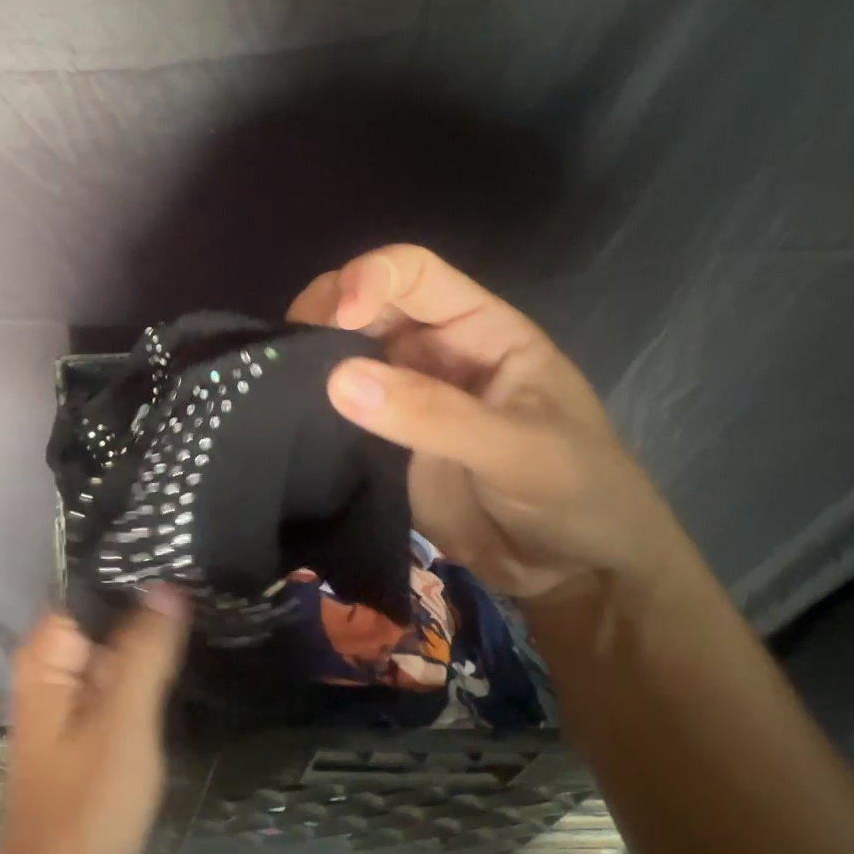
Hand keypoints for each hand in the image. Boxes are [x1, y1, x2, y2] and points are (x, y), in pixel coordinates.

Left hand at [0, 587, 189, 853]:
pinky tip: (175, 662)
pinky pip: (112, 681)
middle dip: (146, 610)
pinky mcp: (81, 723)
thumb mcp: (124, 722)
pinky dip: (141, 674)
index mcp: (44, 654)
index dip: (132, 576)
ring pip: (112, 653)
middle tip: (201, 588)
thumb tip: (167, 584)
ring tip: (198, 613)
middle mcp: (47, 666)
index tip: (179, 560)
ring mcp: (64, 696)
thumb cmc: (88, 800)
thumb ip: (145, 653)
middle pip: (102, 621)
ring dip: (148, 643)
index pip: (89, 590)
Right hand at [286, 244, 689, 604]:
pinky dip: (304, 399)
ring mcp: (402, 393)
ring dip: (305, 354)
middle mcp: (434, 350)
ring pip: (339, 349)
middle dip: (322, 311)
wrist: (573, 578)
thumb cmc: (578, 499)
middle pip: (363, 302)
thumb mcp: (521, 452)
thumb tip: (338, 378)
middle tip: (287, 349)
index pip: (414, 274)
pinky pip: (333, 403)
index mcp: (480, 330)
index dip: (370, 279)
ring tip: (275, 379)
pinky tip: (283, 410)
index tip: (338, 319)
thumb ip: (434, 415)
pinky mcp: (377, 435)